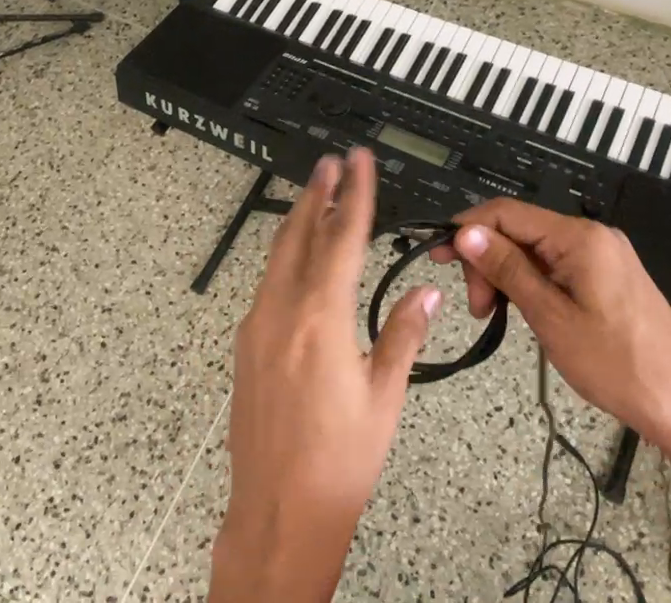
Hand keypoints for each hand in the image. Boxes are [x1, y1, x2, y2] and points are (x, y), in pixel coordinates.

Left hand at [212, 148, 439, 600]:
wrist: (279, 509)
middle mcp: (280, 313)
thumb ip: (403, 336)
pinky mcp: (245, 347)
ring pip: (277, 258)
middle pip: (298, 235)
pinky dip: (285, 258)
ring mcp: (255, 328)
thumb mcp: (385, 397)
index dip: (354, 194)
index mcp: (320, 319)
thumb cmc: (339, 461)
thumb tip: (425, 294)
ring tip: (315, 197)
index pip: (341, 239)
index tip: (358, 160)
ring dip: (298, 222)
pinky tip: (297, 259)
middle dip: (317, 195)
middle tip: (330, 164)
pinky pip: (267, 285)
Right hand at [435, 198, 670, 451]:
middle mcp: (593, 236)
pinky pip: (556, 265)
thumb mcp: (550, 318)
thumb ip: (507, 269)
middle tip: (478, 309)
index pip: (507, 213)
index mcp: (580, 238)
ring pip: (535, 250)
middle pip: (520, 230)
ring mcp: (604, 255)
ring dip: (506, 275)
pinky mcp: (609, 276)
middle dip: (487, 260)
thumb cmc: (617, 366)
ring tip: (495, 316)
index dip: (466, 230)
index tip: (438, 259)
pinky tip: (522, 310)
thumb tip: (466, 232)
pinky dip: (530, 283)